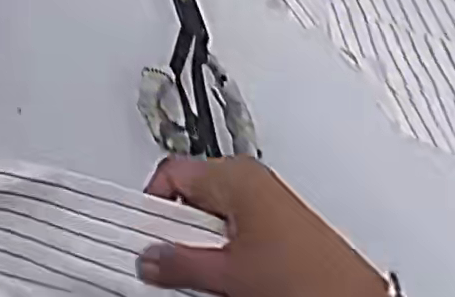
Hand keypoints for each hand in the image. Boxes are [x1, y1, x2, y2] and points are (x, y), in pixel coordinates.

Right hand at [135, 156, 386, 296]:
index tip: (140, 232)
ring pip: (211, 210)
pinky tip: (232, 274)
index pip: (168, 172)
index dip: (149, 205)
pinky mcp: (282, 222)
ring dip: (202, 240)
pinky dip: (224, 244)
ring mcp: (268, 198)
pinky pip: (234, 222)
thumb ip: (181, 264)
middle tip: (173, 259)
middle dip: (178, 228)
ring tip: (210, 274)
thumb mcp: (232, 277)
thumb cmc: (313, 282)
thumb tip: (149, 257)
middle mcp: (250, 177)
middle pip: (189, 192)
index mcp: (234, 173)